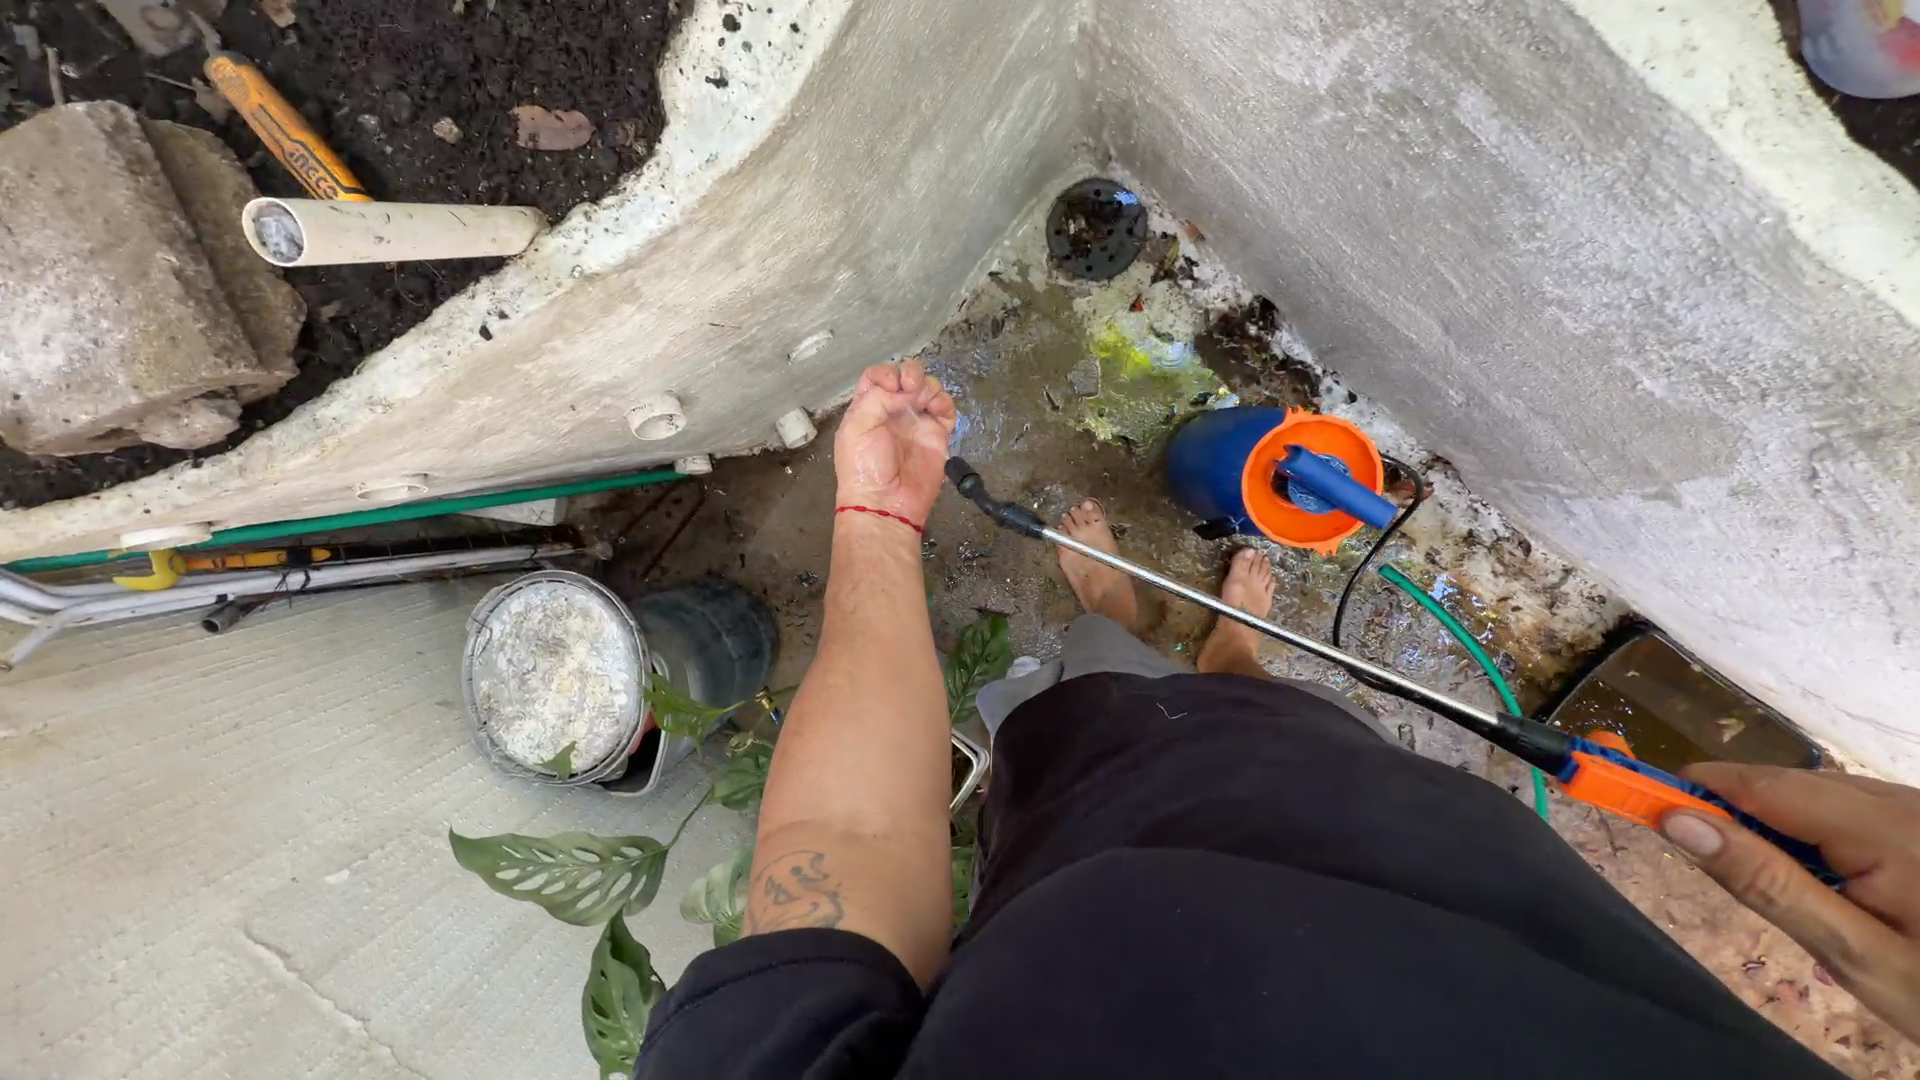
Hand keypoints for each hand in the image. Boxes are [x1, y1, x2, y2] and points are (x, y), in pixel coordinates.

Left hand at [833, 361, 957, 527]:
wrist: (886, 502)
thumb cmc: (864, 466)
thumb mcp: (856, 427)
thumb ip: (878, 398)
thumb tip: (906, 391)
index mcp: (868, 407)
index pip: (879, 376)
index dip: (887, 373)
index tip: (892, 385)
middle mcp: (893, 411)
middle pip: (906, 377)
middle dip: (912, 373)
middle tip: (911, 388)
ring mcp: (916, 422)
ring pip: (928, 389)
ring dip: (929, 387)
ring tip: (924, 402)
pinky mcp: (937, 435)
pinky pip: (945, 410)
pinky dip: (945, 403)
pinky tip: (937, 410)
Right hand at [1661, 764, 1919, 1040]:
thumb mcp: (1857, 956)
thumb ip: (1764, 882)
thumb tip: (1673, 821)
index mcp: (1885, 828)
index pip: (1748, 783)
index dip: (1683, 788)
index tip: (1624, 798)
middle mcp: (1903, 800)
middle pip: (1775, 785)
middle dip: (1736, 820)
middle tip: (1737, 881)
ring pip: (1808, 794)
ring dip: (1778, 830)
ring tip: (1811, 897)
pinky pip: (1846, 806)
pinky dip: (1819, 833)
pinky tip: (1848, 883)